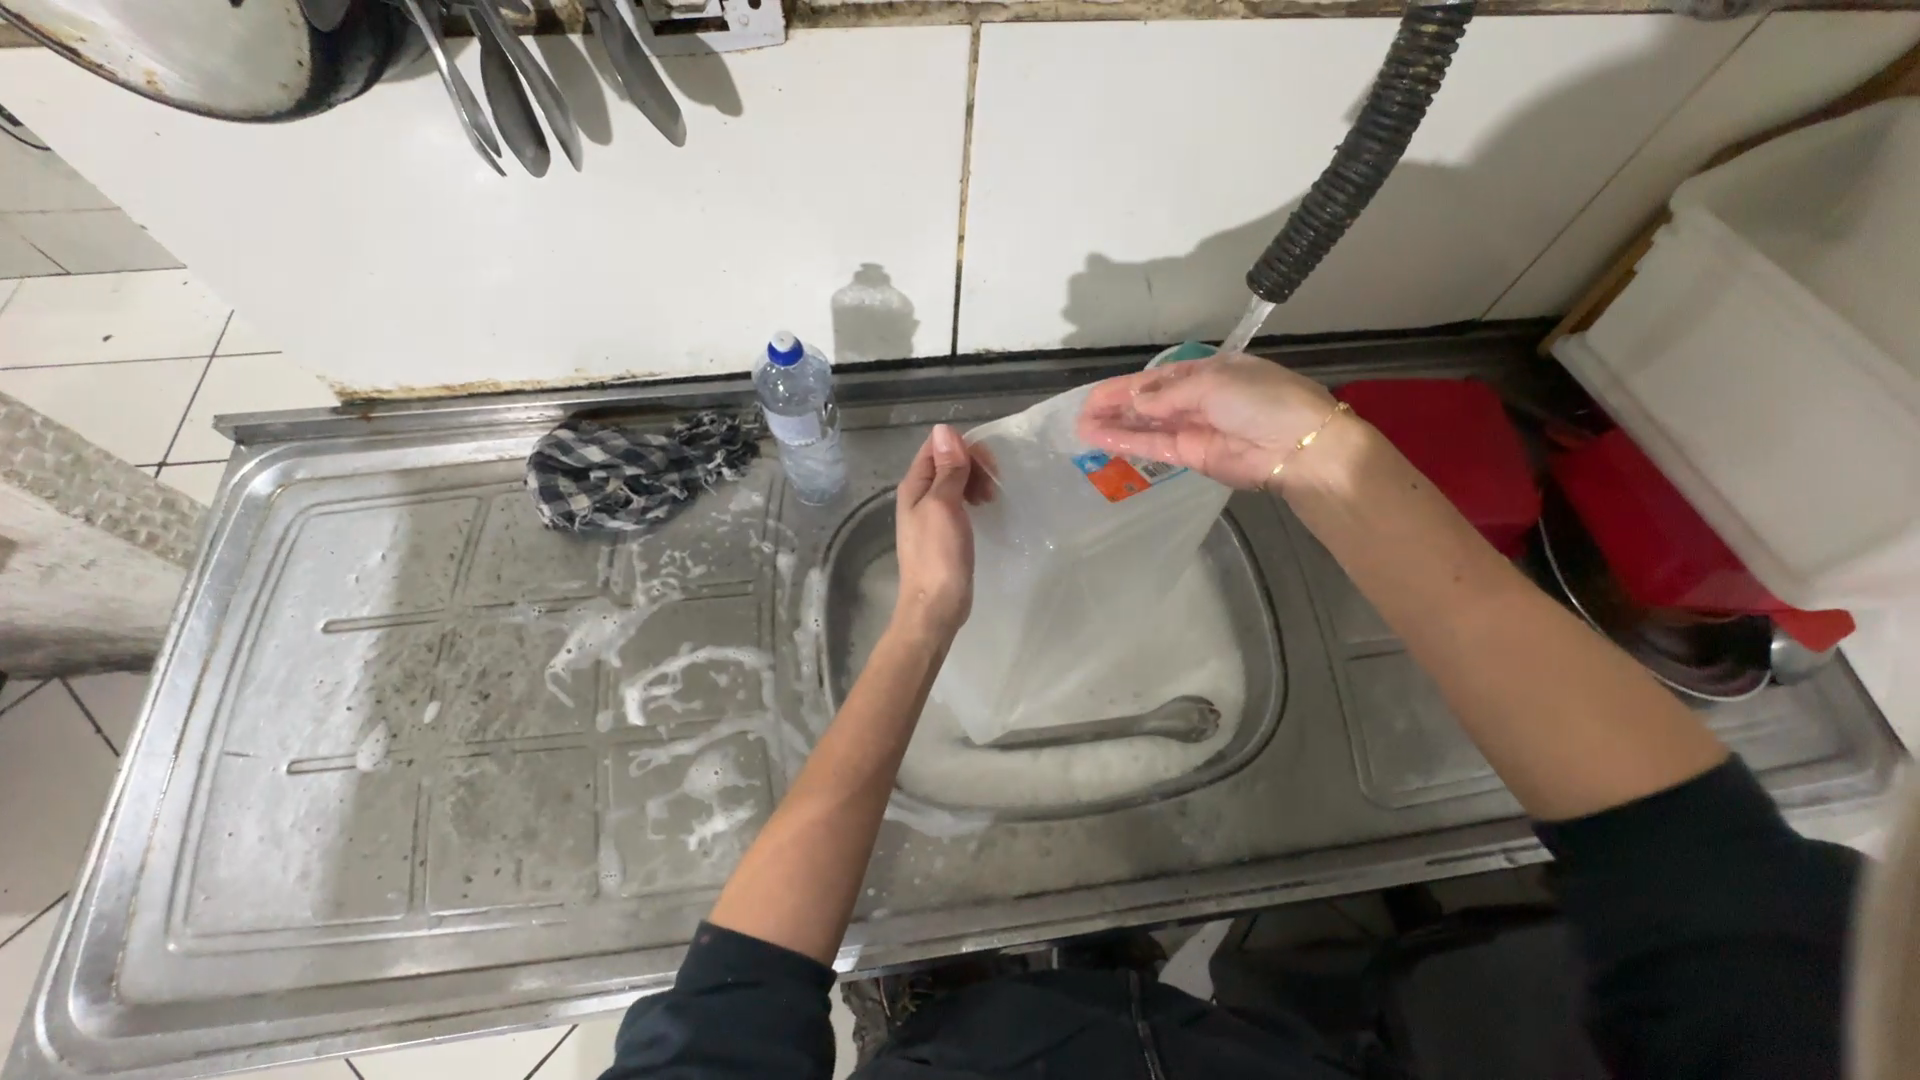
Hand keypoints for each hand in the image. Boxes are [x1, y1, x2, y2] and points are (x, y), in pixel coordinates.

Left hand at [893, 424, 977, 642]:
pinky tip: (984, 510)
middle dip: (972, 465)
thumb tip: (944, 429)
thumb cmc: (938, 555)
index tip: (988, 466)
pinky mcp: (944, 531)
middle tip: (992, 487)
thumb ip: (947, 469)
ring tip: (990, 499)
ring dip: (975, 482)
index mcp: (914, 485)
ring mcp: (931, 514)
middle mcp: (919, 495)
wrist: (935, 606)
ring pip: (955, 481)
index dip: (963, 447)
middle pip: (947, 461)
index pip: (937, 446)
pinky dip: (973, 499)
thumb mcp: (944, 506)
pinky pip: (959, 501)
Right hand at [1076, 353, 1340, 490]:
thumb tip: (1135, 400)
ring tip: (1082, 430)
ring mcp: (1194, 429)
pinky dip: (1129, 444)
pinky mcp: (1193, 457)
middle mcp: (1198, 399)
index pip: (1156, 378)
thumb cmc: (1263, 400)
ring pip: (1147, 427)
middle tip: (1080, 415)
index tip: (1092, 396)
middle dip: (1114, 407)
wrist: (1299, 447)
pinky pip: (1155, 447)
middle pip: (1147, 403)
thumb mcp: (1213, 382)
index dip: (1124, 387)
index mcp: (1208, 372)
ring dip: (1116, 428)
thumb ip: (1168, 393)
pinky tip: (1103, 441)